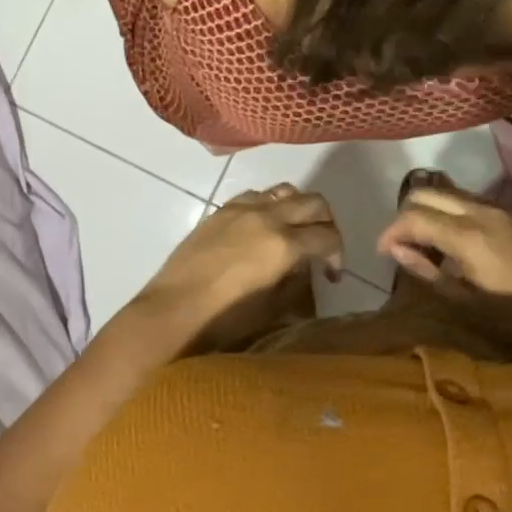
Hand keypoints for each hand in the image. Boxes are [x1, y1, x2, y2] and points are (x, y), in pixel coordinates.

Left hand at [134, 184, 341, 348]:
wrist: (173, 309)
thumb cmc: (225, 320)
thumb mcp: (273, 308)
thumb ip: (297, 282)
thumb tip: (305, 268)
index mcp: (284, 244)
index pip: (328, 235)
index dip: (338, 255)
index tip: (331, 275)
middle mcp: (267, 217)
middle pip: (314, 203)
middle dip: (326, 224)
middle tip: (321, 249)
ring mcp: (241, 209)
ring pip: (285, 191)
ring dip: (298, 208)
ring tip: (293, 233)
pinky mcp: (220, 210)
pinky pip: (255, 195)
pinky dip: (269, 205)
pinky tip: (262, 228)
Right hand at [377, 186, 511, 298]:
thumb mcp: (464, 300)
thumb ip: (426, 271)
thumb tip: (395, 250)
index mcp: (467, 235)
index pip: (414, 216)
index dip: (391, 231)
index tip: (382, 251)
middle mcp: (480, 211)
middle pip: (426, 192)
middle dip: (405, 214)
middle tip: (400, 244)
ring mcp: (497, 208)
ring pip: (446, 191)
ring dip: (427, 209)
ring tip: (422, 241)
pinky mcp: (509, 213)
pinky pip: (465, 200)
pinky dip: (447, 211)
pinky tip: (449, 239)